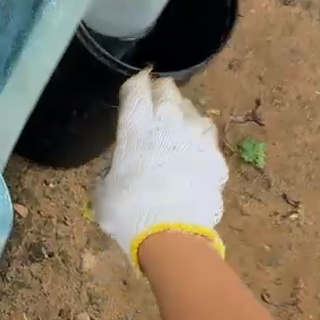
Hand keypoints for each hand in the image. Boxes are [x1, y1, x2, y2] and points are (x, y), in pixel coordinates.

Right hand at [93, 70, 228, 270]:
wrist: (171, 234)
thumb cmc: (127, 212)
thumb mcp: (103, 192)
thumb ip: (111, 170)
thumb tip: (118, 168)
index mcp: (136, 127)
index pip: (136, 89)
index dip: (133, 85)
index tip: (132, 88)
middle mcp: (170, 121)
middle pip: (167, 91)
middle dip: (159, 92)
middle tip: (152, 103)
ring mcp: (198, 136)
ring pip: (191, 110)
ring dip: (181, 114)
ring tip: (174, 126)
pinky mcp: (216, 155)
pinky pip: (206, 138)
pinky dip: (197, 140)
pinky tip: (191, 152)